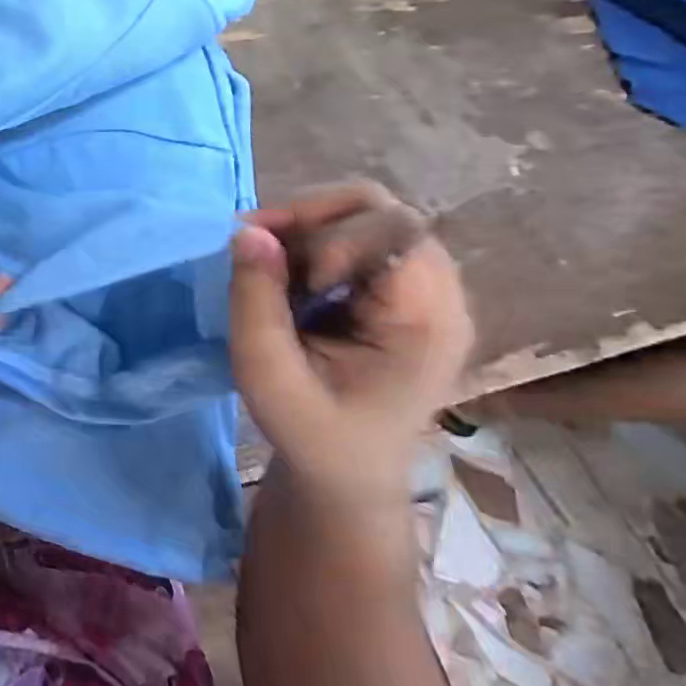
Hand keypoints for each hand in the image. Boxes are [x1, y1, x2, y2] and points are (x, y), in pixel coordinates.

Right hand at [228, 181, 473, 508]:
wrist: (344, 474)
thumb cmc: (311, 433)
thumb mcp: (268, 375)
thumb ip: (255, 302)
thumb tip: (247, 231)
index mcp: (426, 321)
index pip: (393, 227)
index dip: (331, 233)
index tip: (284, 269)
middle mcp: (439, 295)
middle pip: (380, 210)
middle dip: (310, 218)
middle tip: (259, 248)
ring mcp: (422, 290)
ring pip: (364, 216)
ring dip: (306, 229)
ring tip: (270, 268)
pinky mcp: (399, 291)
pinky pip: (356, 236)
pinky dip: (312, 243)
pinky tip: (289, 278)